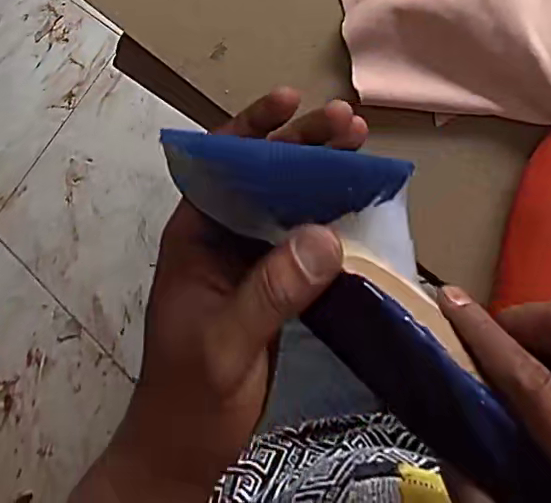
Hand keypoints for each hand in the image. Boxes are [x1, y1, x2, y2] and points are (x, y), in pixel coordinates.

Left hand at [72, 87, 369, 501]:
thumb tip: (326, 235)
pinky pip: (306, 235)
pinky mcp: (276, 281)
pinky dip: (333, 214)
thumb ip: (270, 292)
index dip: (254, 126)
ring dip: (323, 172)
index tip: (290, 99)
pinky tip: (362, 201)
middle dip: (304, 143)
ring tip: (362, 146)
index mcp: (196, 231)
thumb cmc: (189, 394)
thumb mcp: (225, 343)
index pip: (222, 162)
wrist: (188, 451)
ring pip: (289, 199)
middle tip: (349, 121)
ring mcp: (250, 255)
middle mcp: (223, 232)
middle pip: (264, 173)